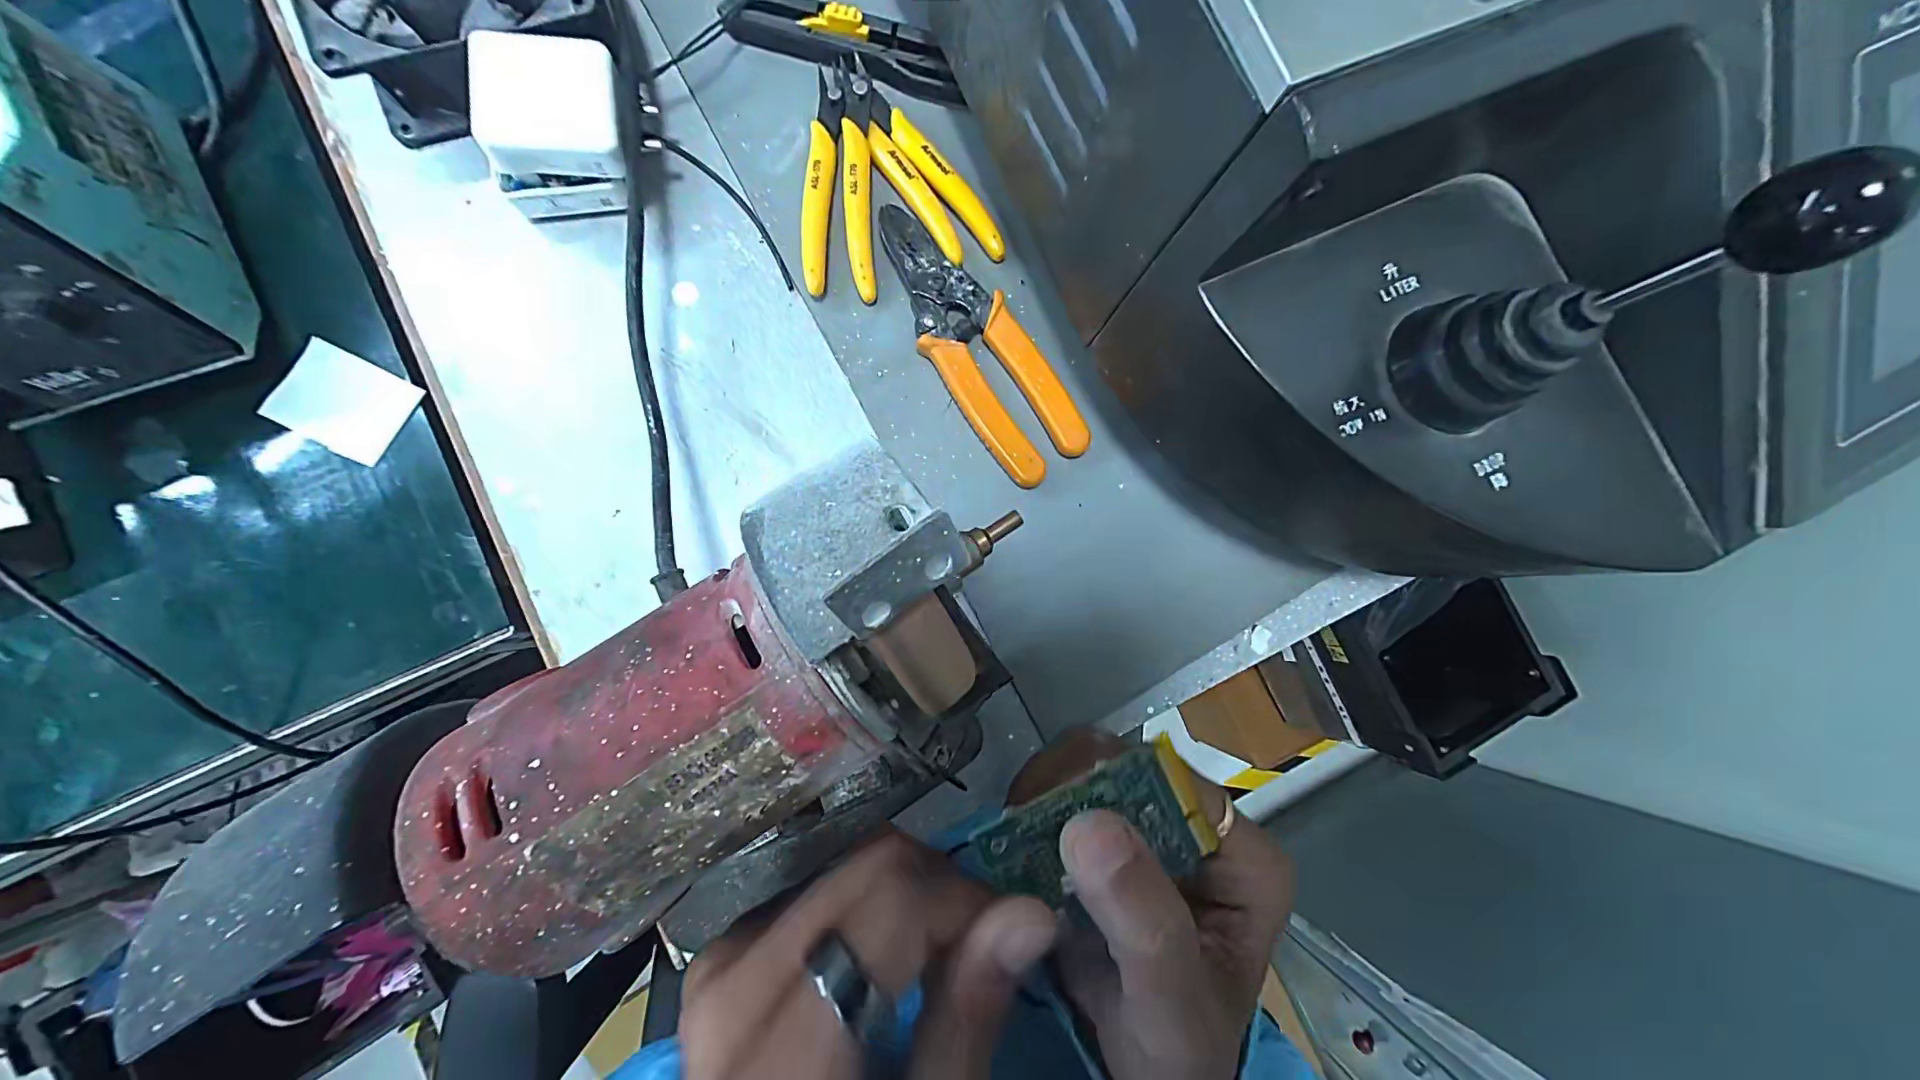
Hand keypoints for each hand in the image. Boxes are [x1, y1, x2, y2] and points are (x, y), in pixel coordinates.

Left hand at [678, 831, 1055, 1079]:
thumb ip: (964, 1021)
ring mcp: (719, 955)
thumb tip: (1030, 914)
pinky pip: (812, 889)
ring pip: (841, 862)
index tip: (1005, 936)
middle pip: (865, 863)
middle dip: (939, 887)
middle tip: (975, 942)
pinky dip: (862, 903)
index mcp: (776, 1032)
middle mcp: (734, 971)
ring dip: (903, 890)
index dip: (963, 900)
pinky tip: (880, 951)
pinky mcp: (721, 952)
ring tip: (931, 949)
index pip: (887, 892)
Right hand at [1009, 730, 1294, 1079]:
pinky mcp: (1114, 834)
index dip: (1110, 784)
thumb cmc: (1175, 1048)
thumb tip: (1090, 823)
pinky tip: (1015, 841)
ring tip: (1015, 839)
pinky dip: (1034, 808)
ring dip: (1044, 794)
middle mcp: (1200, 825)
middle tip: (1022, 828)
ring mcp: (1154, 824)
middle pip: (1127, 763)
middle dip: (1067, 786)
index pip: (1174, 783)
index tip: (1048, 814)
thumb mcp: (1168, 999)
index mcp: (1242, 855)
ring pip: (1090, 767)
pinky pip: (1067, 792)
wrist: (1148, 1072)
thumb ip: (1144, 922)